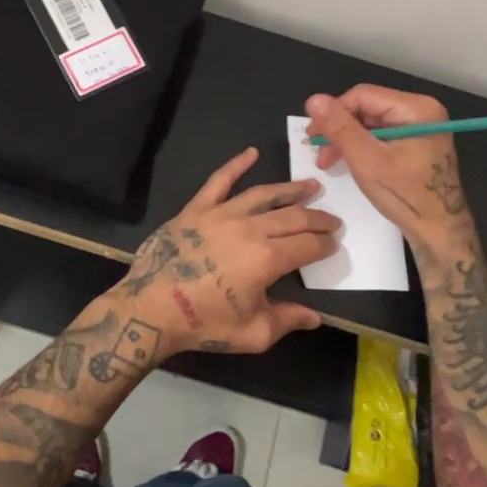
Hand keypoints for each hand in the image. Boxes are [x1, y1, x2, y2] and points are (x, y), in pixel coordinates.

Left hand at [111, 147, 339, 357]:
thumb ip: (288, 320)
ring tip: (309, 186)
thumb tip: (315, 317)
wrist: (152, 309)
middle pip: (292, 216)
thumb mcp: (254, 333)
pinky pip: (219, 180)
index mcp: (268, 258)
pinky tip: (251, 153)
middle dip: (317, 217)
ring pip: (263, 194)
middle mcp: (249, 228)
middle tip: (331, 219)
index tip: (334, 243)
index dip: (325, 244)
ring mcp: (221, 214)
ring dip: (290, 189)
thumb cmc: (204, 324)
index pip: (308, 245)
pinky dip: (236, 164)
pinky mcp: (196, 209)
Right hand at [304, 84, 469, 232]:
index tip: (312, 139)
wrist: (438, 230)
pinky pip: (380, 133)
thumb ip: (340, 128)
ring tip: (329, 161)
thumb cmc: (405, 196)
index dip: (333, 113)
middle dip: (339, 129)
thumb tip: (313, 99)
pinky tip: (348, 161)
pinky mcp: (415, 140)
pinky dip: (361, 145)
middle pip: (366, 107)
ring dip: (347, 139)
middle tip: (319, 155)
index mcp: (416, 108)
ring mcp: (419, 125)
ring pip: (370, 121)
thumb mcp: (367, 160)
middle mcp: (421, 110)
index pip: (362, 96)